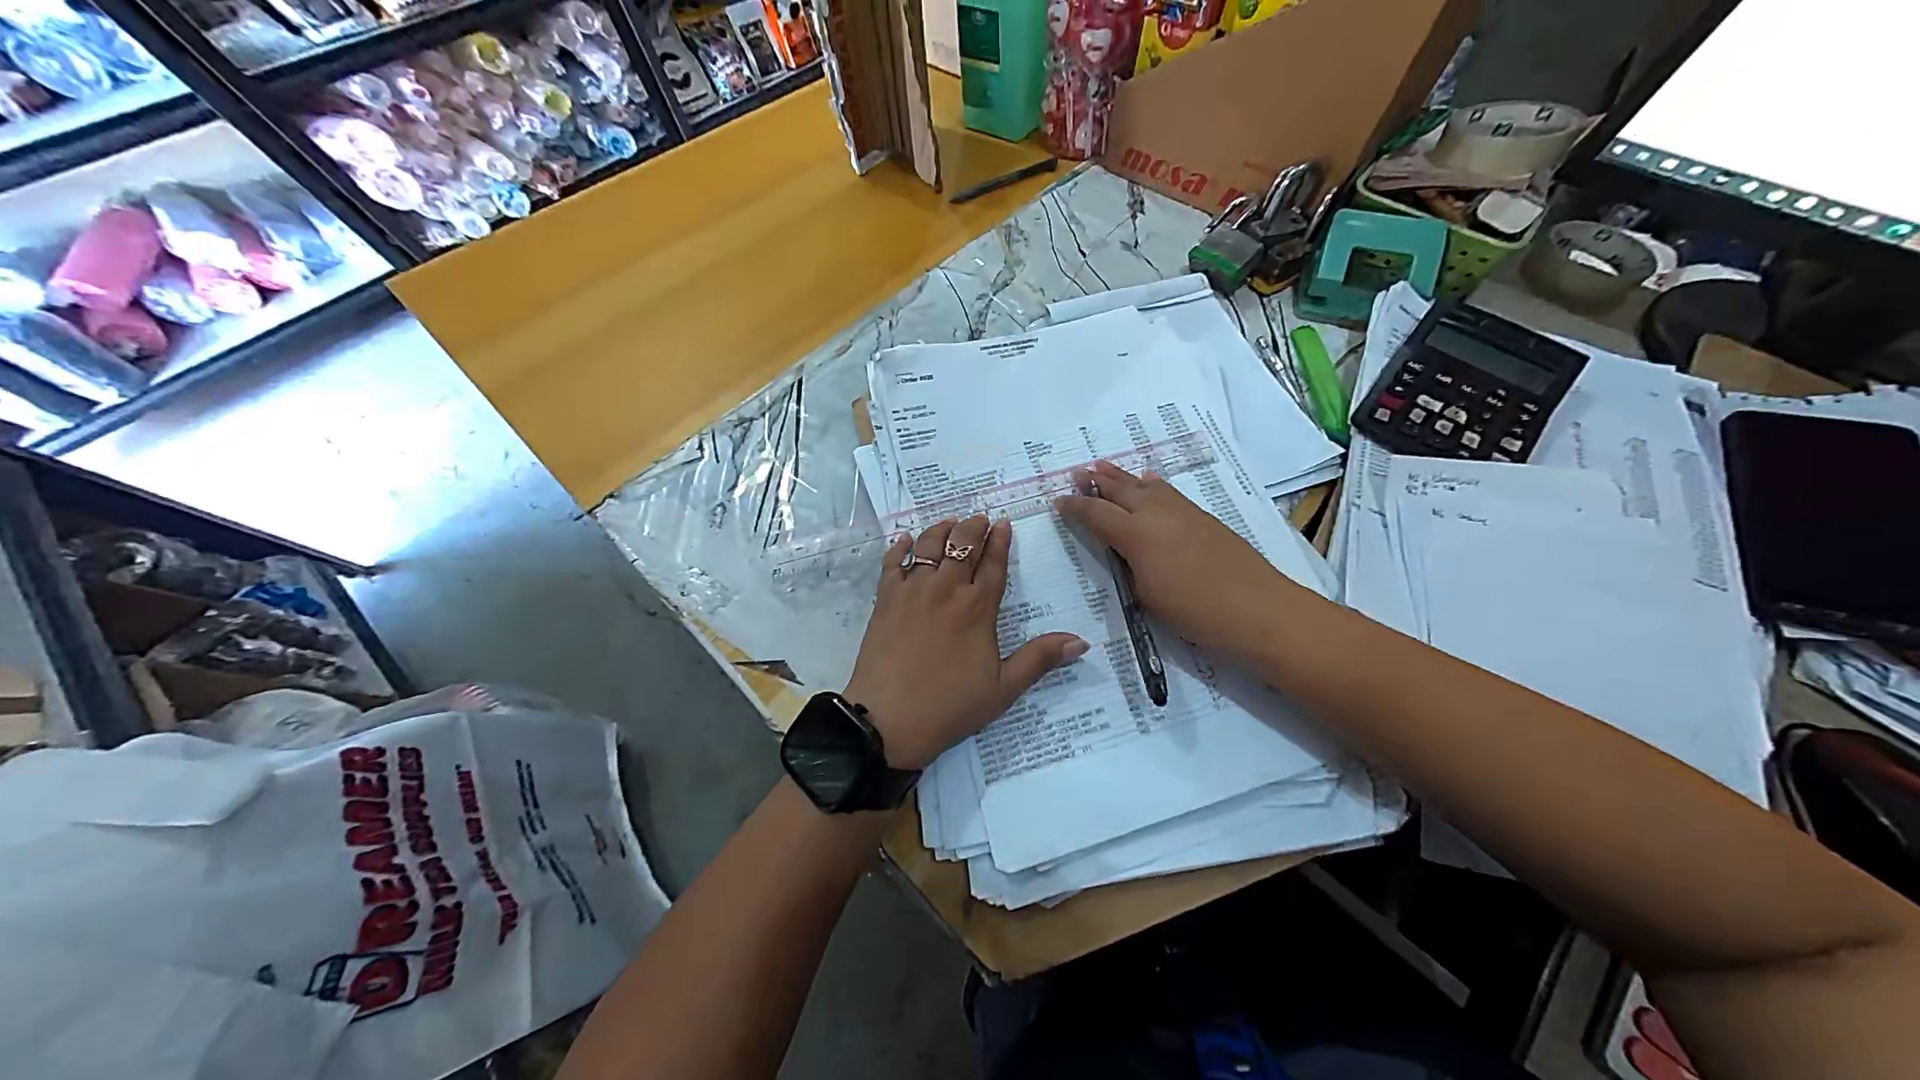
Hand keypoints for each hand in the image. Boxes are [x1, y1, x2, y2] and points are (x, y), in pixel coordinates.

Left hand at [844, 515, 1087, 770]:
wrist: (889, 718)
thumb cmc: (951, 705)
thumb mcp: (1004, 688)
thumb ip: (1040, 659)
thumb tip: (1081, 641)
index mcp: (979, 608)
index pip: (993, 564)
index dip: (1000, 541)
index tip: (1003, 524)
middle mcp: (947, 590)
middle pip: (962, 546)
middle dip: (973, 528)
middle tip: (980, 519)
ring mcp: (913, 591)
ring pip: (929, 546)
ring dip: (942, 530)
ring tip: (950, 523)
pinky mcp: (885, 600)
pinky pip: (892, 563)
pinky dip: (901, 547)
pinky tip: (907, 539)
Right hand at [1054, 460, 1308, 655]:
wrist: (1257, 609)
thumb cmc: (1193, 611)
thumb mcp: (1146, 595)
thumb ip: (1129, 566)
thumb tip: (1125, 549)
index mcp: (1135, 534)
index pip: (1096, 513)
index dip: (1075, 506)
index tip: (1058, 501)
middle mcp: (1155, 513)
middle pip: (1119, 490)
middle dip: (1096, 481)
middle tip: (1077, 473)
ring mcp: (1182, 511)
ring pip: (1145, 485)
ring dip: (1122, 476)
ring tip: (1104, 466)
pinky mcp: (1203, 517)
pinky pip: (1169, 492)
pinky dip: (1153, 484)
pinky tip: (1150, 480)